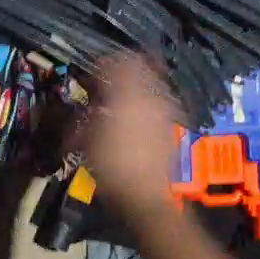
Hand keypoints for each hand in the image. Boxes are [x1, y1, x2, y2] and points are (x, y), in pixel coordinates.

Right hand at [85, 55, 182, 218]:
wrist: (147, 197)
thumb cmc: (113, 167)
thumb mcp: (88, 139)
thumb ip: (88, 114)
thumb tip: (87, 103)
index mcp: (130, 94)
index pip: (120, 61)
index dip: (104, 62)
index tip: (93, 71)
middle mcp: (152, 96)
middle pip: (141, 67)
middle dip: (123, 71)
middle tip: (107, 82)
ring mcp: (166, 110)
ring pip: (151, 85)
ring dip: (136, 87)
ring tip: (120, 100)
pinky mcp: (172, 126)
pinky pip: (158, 103)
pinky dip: (145, 104)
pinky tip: (134, 119)